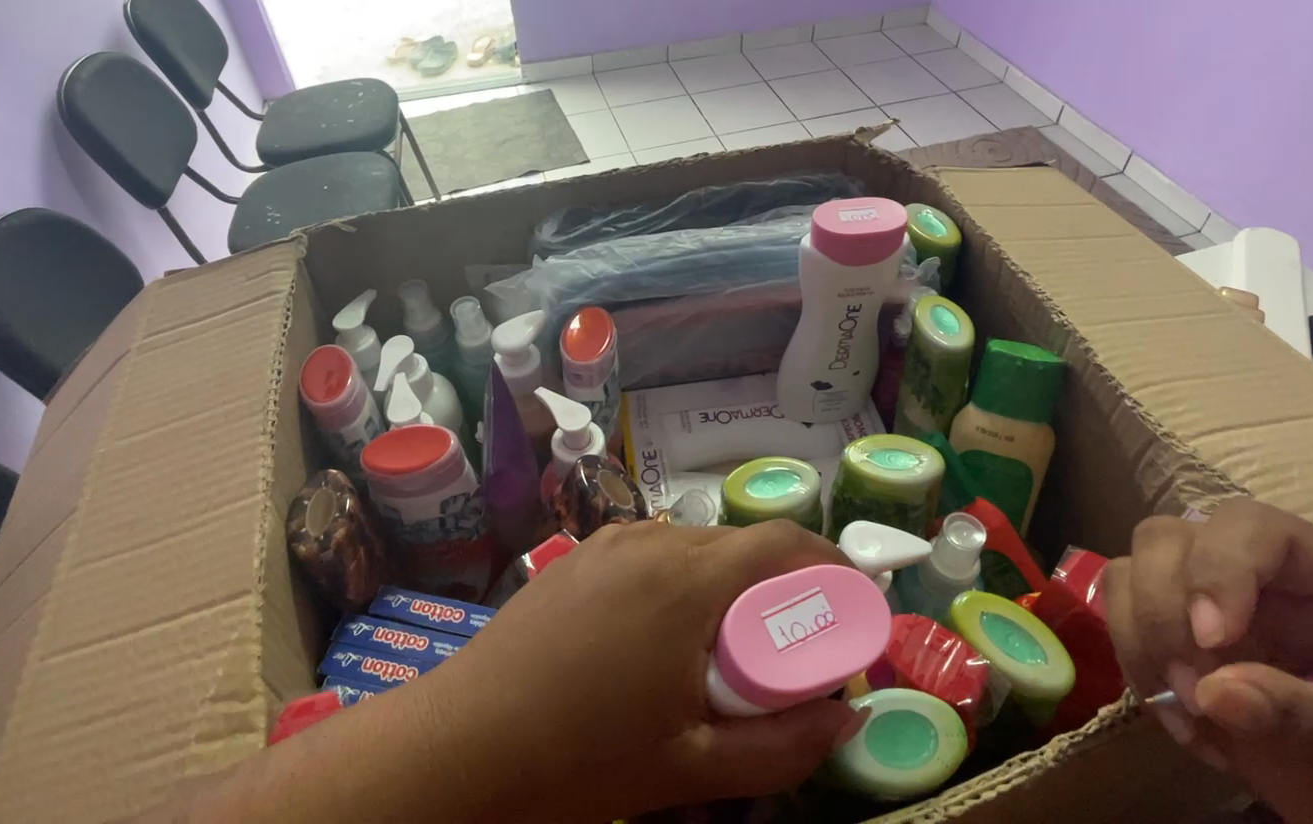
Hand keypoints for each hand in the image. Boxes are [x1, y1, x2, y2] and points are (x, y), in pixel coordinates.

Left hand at [424, 520, 865, 821]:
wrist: (461, 743)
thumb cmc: (579, 758)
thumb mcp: (693, 770)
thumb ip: (785, 746)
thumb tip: (846, 716)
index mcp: (685, 580)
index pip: (781, 542)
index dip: (829, 563)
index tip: (851, 602)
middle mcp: (649, 542)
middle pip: (738, 544)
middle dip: (778, 586)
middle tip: (788, 650)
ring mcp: (606, 544)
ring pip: (693, 547)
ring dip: (726, 584)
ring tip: (723, 649)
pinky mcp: (576, 557)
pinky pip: (650, 554)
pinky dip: (680, 581)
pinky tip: (661, 637)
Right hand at [1105, 498, 1312, 823]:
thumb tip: (1213, 693)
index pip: (1256, 529)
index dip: (1220, 567)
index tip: (1213, 641)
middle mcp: (1260, 582)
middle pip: (1171, 539)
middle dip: (1162, 607)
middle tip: (1190, 689)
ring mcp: (1209, 610)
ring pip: (1132, 574)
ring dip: (1141, 639)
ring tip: (1190, 716)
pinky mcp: (1178, 646)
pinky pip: (1121, 625)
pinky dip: (1135, 671)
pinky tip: (1185, 726)